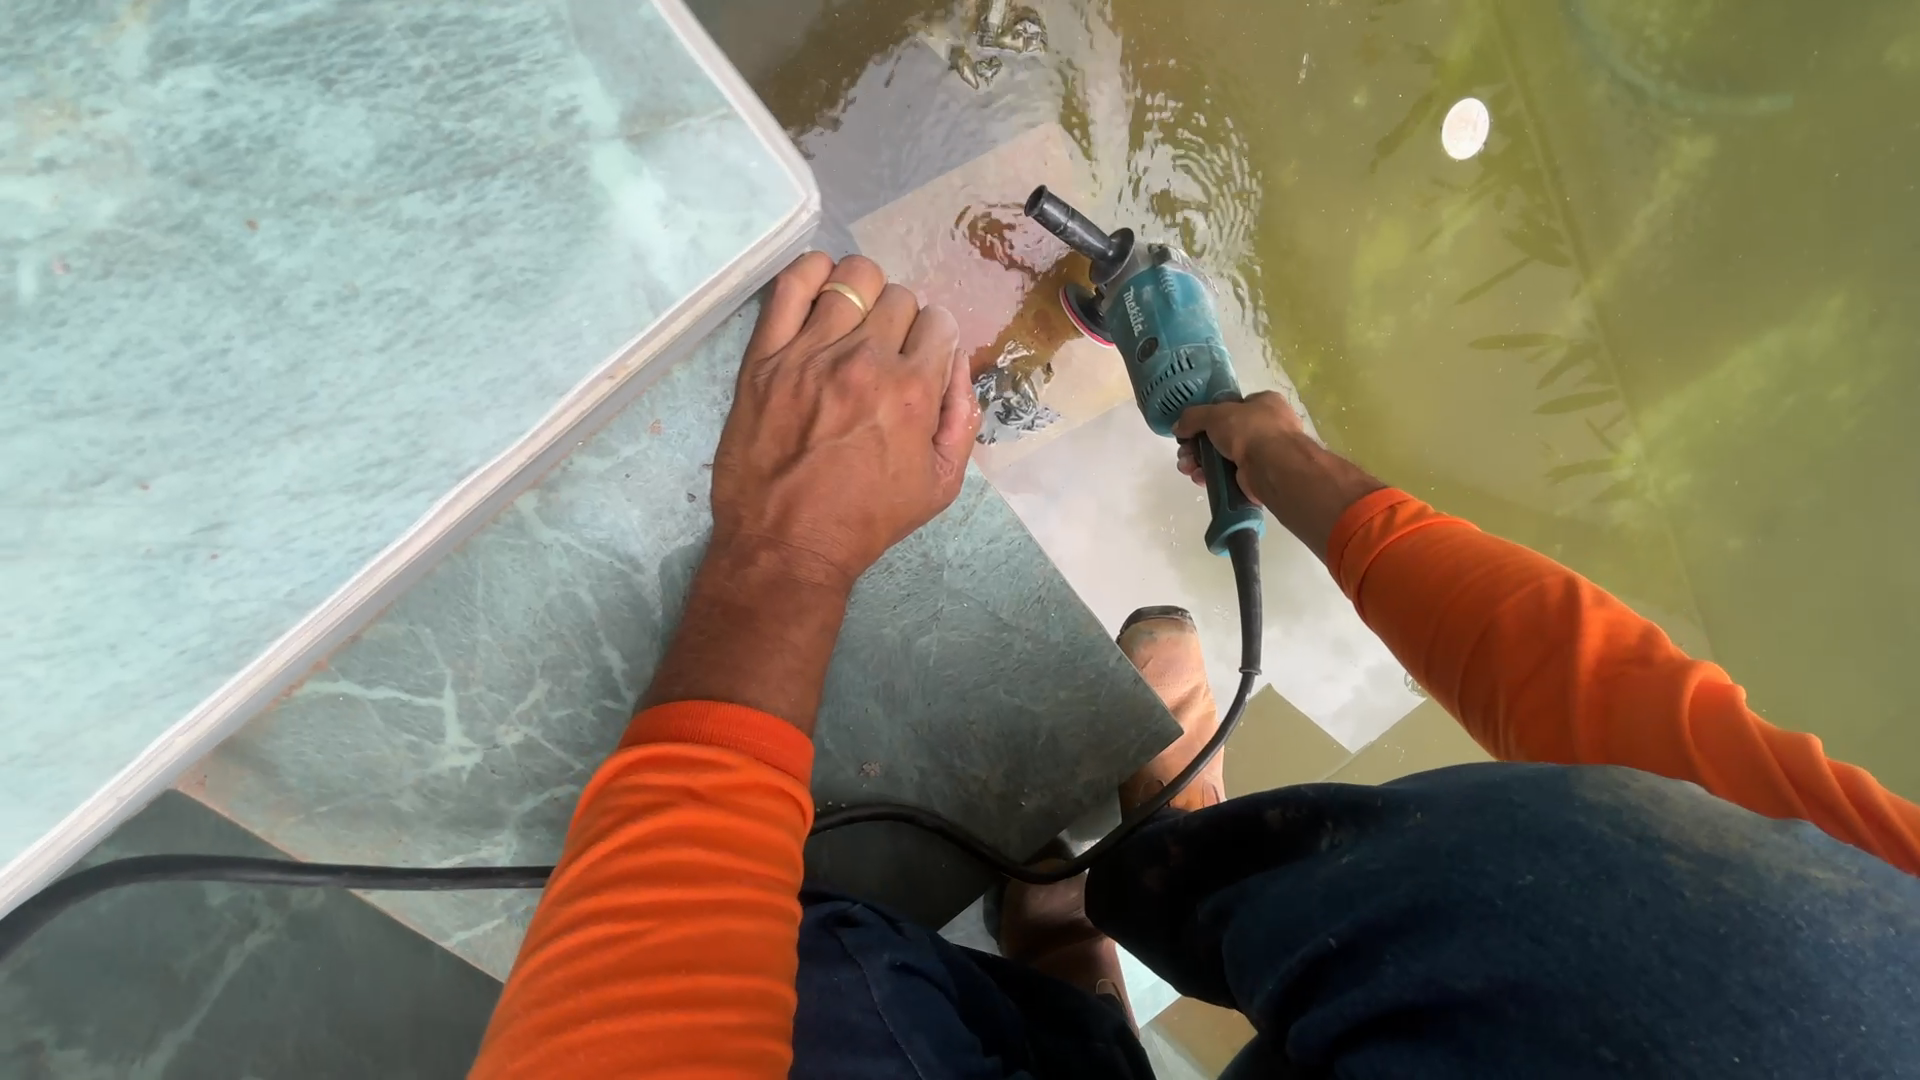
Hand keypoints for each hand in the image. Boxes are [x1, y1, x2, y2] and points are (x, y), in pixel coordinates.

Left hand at [645, 253, 981, 731]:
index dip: (936, 340)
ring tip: (855, 320)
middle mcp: (865, 360)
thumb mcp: (940, 487)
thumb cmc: (867, 521)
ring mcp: (809, 353)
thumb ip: (962, 421)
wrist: (787, 544)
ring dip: (865, 292)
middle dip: (903, 321)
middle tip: (887, 351)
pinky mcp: (764, 356)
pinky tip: (820, 284)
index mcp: (912, 391)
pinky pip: (790, 285)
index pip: (939, 324)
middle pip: (900, 298)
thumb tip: (958, 368)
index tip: (922, 360)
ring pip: (852, 278)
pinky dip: (811, 271)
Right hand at [1172, 391, 1384, 562]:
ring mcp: (1263, 453)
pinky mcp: (1256, 476)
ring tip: (1187, 468)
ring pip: (1222, 456)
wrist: (1272, 466)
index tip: (1191, 429)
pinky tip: (1200, 478)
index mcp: (1264, 403)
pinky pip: (1228, 474)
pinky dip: (1211, 476)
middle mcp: (1266, 426)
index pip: (1231, 407)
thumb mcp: (1215, 414)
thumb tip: (1178, 428)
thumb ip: (1193, 417)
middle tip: (1184, 452)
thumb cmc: (1249, 429)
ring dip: (1200, 462)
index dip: (1209, 417)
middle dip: (1198, 445)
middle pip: (1222, 434)